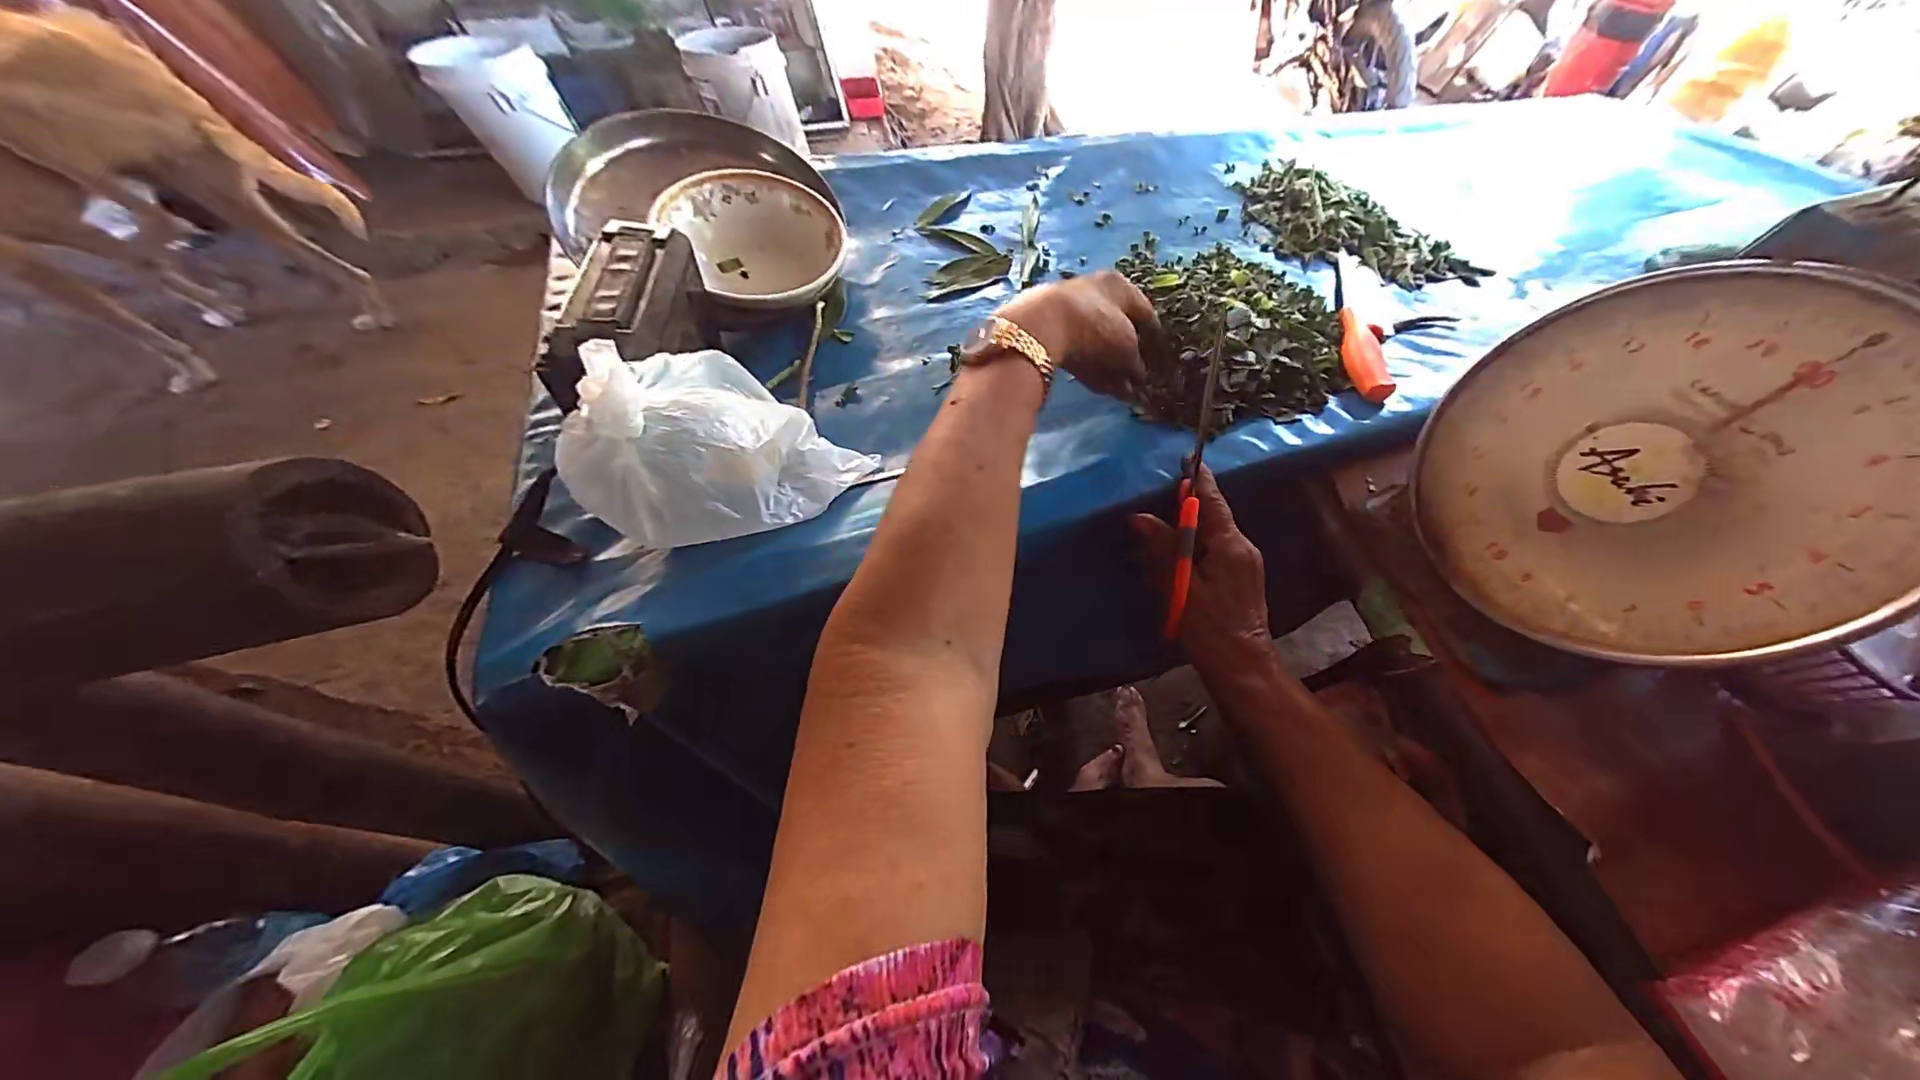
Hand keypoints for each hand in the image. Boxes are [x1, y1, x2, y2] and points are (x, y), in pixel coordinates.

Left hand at [996, 270, 1154, 399]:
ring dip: (1107, 368)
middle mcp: (1093, 292)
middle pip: (1117, 329)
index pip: (1143, 312)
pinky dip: (1087, 370)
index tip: (1157, 360)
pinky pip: (1075, 353)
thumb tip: (1137, 379)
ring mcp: (1068, 311)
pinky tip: (1096, 387)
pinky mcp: (1048, 331)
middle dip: (1126, 358)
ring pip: (1095, 344)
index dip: (1152, 339)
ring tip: (1118, 391)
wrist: (1041, 325)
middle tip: (1134, 381)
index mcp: (1118, 285)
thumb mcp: (1127, 347)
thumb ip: (1135, 364)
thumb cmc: (1096, 327)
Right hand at [1130, 465, 1271, 673]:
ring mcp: (1245, 564)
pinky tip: (1175, 552)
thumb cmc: (1209, 628)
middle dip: (1188, 503)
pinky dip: (1195, 544)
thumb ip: (1161, 549)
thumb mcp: (1180, 586)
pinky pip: (1216, 550)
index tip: (1186, 458)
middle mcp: (1243, 547)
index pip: (1212, 501)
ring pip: (1214, 533)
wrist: (1242, 667)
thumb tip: (1139, 517)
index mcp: (1231, 544)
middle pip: (1213, 515)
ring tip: (1160, 521)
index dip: (1197, 480)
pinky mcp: (1241, 579)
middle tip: (1160, 492)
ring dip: (1189, 525)